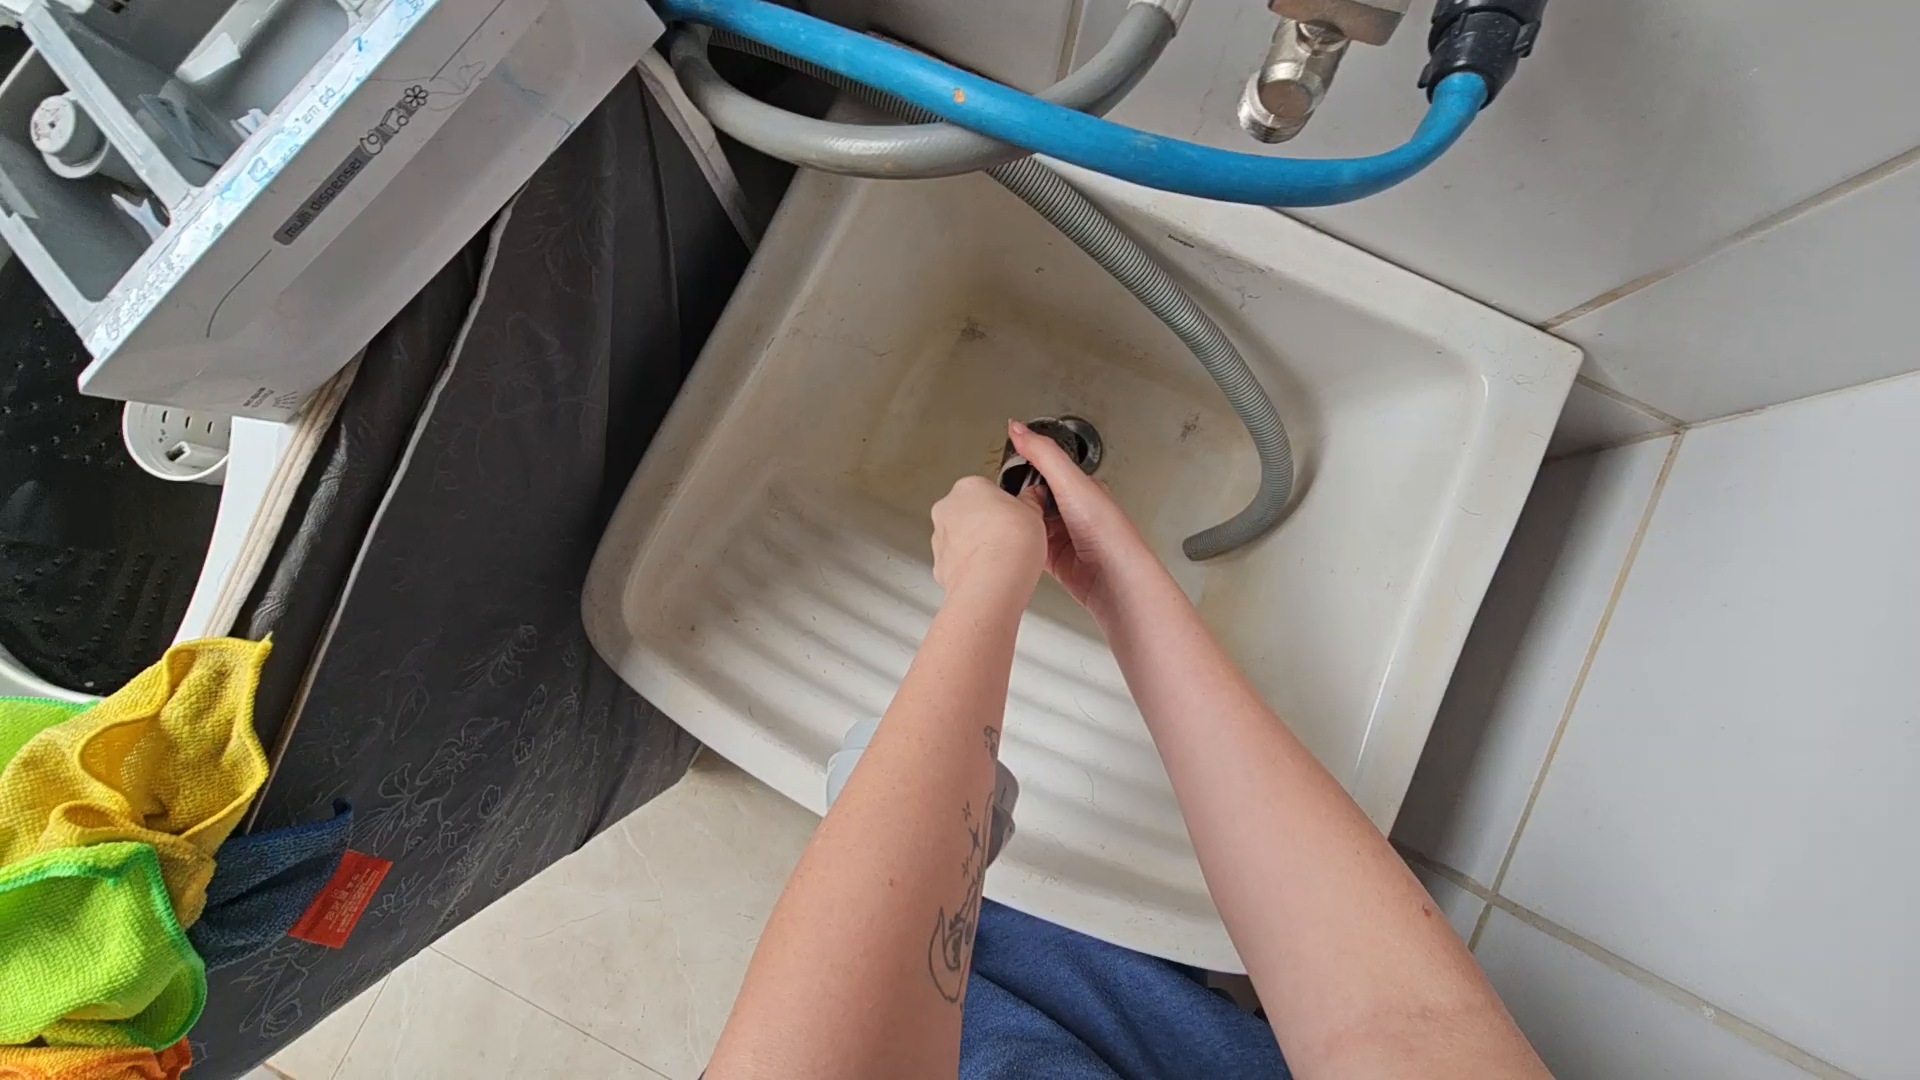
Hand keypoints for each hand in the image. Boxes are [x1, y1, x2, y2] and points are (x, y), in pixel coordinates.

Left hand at [930, 475, 1047, 601]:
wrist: (991, 584)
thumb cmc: (1009, 545)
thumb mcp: (1034, 513)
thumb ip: (1032, 500)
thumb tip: (1034, 496)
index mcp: (969, 487)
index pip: (986, 488)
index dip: (1005, 504)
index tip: (1017, 515)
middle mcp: (948, 509)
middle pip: (969, 512)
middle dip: (987, 523)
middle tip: (1010, 536)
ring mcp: (940, 539)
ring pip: (960, 538)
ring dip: (976, 545)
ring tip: (1001, 557)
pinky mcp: (939, 566)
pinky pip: (957, 562)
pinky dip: (970, 567)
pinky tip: (989, 573)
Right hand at [1005, 419, 1158, 617]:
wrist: (1116, 582)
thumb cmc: (1109, 534)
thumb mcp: (1071, 484)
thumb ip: (1043, 455)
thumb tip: (1017, 427)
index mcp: (1081, 487)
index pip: (1045, 468)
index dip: (1023, 467)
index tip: (1003, 467)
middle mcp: (1074, 511)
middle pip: (1034, 497)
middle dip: (1017, 498)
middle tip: (1001, 499)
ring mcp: (1064, 536)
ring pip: (1030, 523)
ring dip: (1019, 523)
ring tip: (1004, 521)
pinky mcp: (1056, 560)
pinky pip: (1030, 547)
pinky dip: (1020, 544)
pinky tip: (1013, 543)